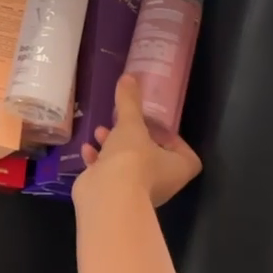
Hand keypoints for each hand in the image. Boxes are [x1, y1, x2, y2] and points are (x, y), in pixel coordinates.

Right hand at [75, 74, 202, 207]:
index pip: (186, 155)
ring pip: (128, 166)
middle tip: (124, 124)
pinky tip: (86, 149)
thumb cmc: (131, 159)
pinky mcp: (113, 195)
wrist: (107, 196)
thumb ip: (130, 102)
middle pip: (153, 158)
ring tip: (101, 132)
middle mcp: (161, 183)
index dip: (172, 139)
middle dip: (136, 139)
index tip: (154, 125)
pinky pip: (108, 175)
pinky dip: (98, 161)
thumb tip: (129, 77)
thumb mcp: (131, 124)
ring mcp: (136, 192)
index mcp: (176, 169)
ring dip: (114, 148)